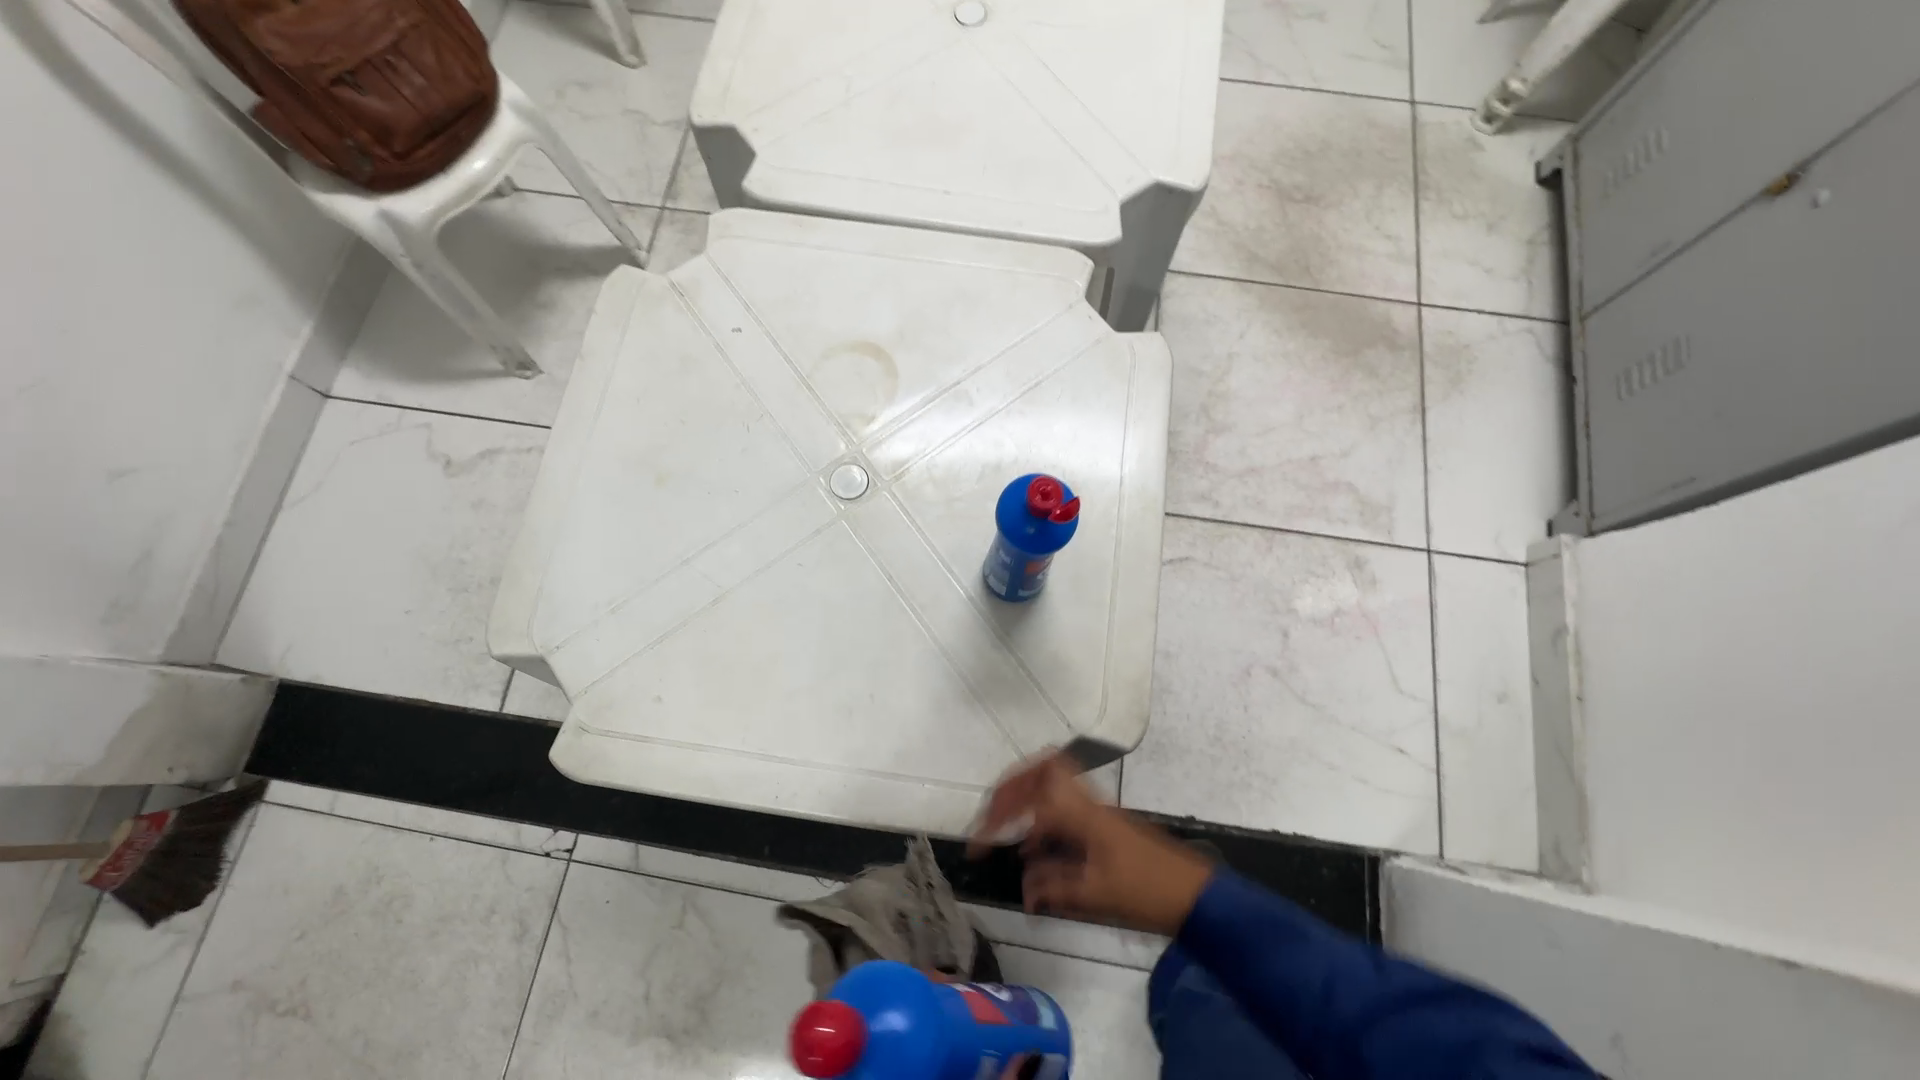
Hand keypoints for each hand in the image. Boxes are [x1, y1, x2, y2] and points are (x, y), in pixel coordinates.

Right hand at [969, 752, 1213, 935]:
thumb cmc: (1146, 892)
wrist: (1196, 895)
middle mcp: (1088, 801)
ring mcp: (1098, 810)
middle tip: (991, 816)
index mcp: (1081, 813)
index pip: (1029, 796)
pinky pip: (1064, 808)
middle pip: (1042, 768)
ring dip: (1025, 802)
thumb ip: (1052, 887)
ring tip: (1006, 835)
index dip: (997, 811)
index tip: (980, 840)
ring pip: (1053, 786)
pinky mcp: (1105, 824)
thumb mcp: (1094, 895)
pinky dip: (1043, 821)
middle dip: (1010, 787)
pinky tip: (1037, 852)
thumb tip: (1024, 888)